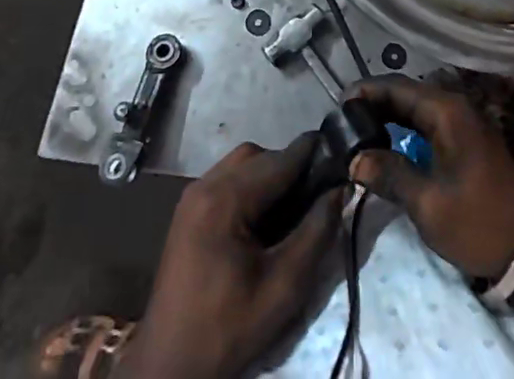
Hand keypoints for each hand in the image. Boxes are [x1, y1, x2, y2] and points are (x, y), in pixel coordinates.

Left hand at [120, 136, 343, 378]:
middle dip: (292, 167)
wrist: (170, 366)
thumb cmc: (229, 328)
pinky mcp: (188, 212)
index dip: (315, 155)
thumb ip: (317, 231)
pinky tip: (266, 220)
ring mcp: (192, 197)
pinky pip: (228, 181)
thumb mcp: (285, 286)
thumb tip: (340, 189)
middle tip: (318, 195)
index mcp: (224, 199)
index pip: (281, 159)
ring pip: (243, 164)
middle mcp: (204, 186)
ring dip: (271, 176)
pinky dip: (252, 187)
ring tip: (294, 209)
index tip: (343, 159)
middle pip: (259, 156)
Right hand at [349, 77, 513, 364]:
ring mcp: (463, 122)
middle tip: (341, 124)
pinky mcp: (465, 139)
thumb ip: (389, 174)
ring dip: (388, 117)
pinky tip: (385, 146)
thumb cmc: (477, 222)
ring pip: (415, 108)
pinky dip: (404, 130)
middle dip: (373, 104)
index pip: (397, 86)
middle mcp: (456, 107)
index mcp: (447, 111)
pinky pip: (427, 124)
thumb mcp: (427, 203)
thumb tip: (354, 158)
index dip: (365, 92)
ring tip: (356, 135)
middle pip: (405, 93)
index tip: (336, 107)